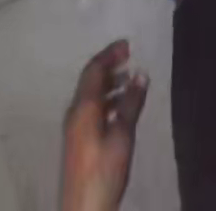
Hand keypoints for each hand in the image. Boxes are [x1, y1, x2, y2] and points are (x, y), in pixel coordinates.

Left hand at [60, 40, 147, 210]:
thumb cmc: (103, 171)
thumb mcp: (122, 136)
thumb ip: (131, 103)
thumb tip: (141, 73)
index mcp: (83, 107)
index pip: (94, 69)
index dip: (110, 53)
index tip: (128, 44)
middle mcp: (75, 112)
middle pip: (90, 79)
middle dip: (109, 65)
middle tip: (130, 56)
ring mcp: (75, 127)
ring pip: (91, 94)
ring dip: (109, 83)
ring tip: (130, 79)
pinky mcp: (79, 141)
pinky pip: (92, 108)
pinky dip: (107, 99)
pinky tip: (122, 107)